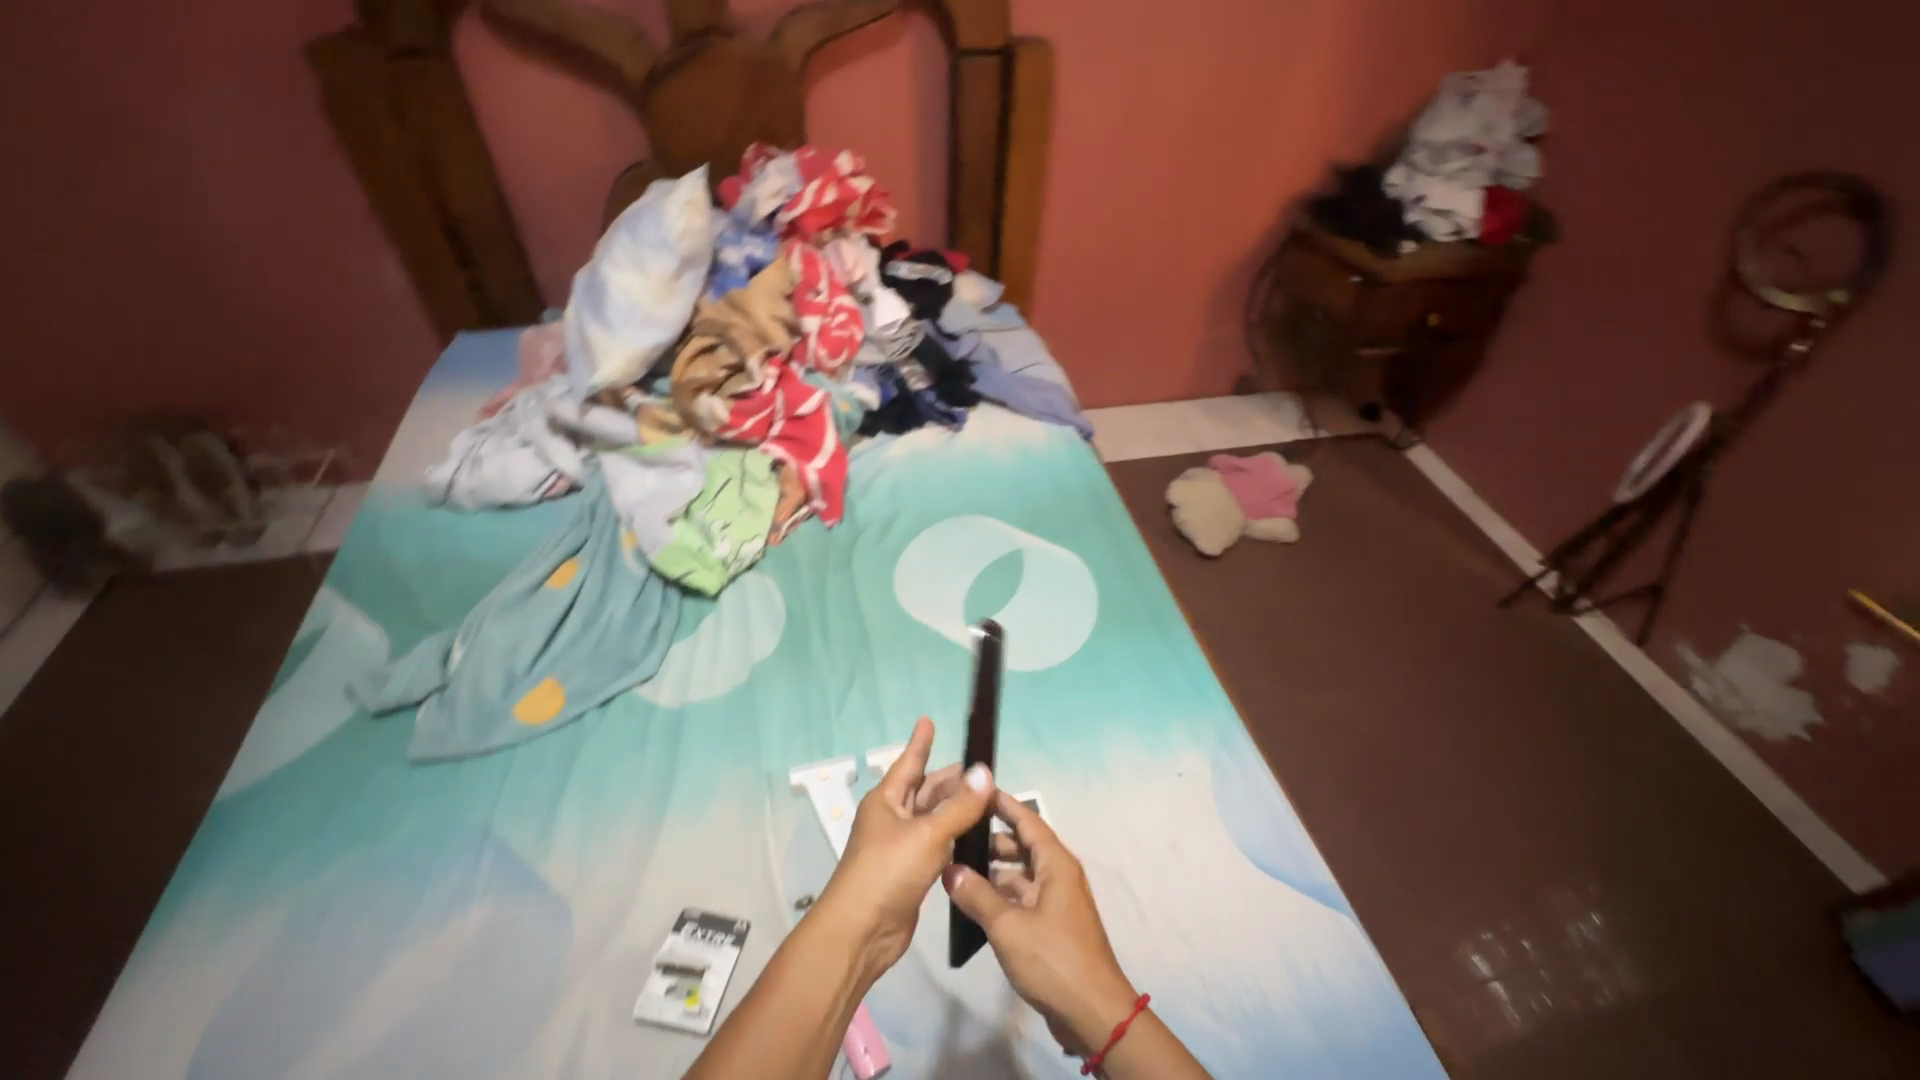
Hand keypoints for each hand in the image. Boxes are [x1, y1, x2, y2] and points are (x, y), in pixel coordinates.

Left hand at [815, 716, 993, 980]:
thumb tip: (985, 771)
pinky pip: (938, 845)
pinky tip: (978, 837)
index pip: (909, 763)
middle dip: (952, 780)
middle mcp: (892, 818)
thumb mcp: (927, 834)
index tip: (928, 720)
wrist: (862, 931)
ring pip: (934, 819)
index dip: (920, 742)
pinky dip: (956, 838)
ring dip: (957, 809)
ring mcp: (902, 846)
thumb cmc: (887, 872)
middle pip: (926, 791)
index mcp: (886, 800)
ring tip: (989, 799)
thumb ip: (959, 806)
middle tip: (985, 771)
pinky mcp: (912, 872)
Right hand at [942, 790, 1139, 1054]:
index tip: (976, 788)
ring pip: (1020, 874)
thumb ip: (976, 895)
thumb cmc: (1053, 959)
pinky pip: (1022, 897)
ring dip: (992, 870)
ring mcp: (1056, 901)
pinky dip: (1000, 895)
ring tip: (954, 867)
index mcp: (1055, 864)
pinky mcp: (1051, 925)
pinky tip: (973, 901)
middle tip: (953, 833)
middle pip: (1021, 845)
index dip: (1002, 804)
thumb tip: (949, 870)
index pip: (1027, 819)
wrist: (1093, 1012)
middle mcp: (1058, 875)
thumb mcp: (1007, 926)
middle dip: (989, 839)